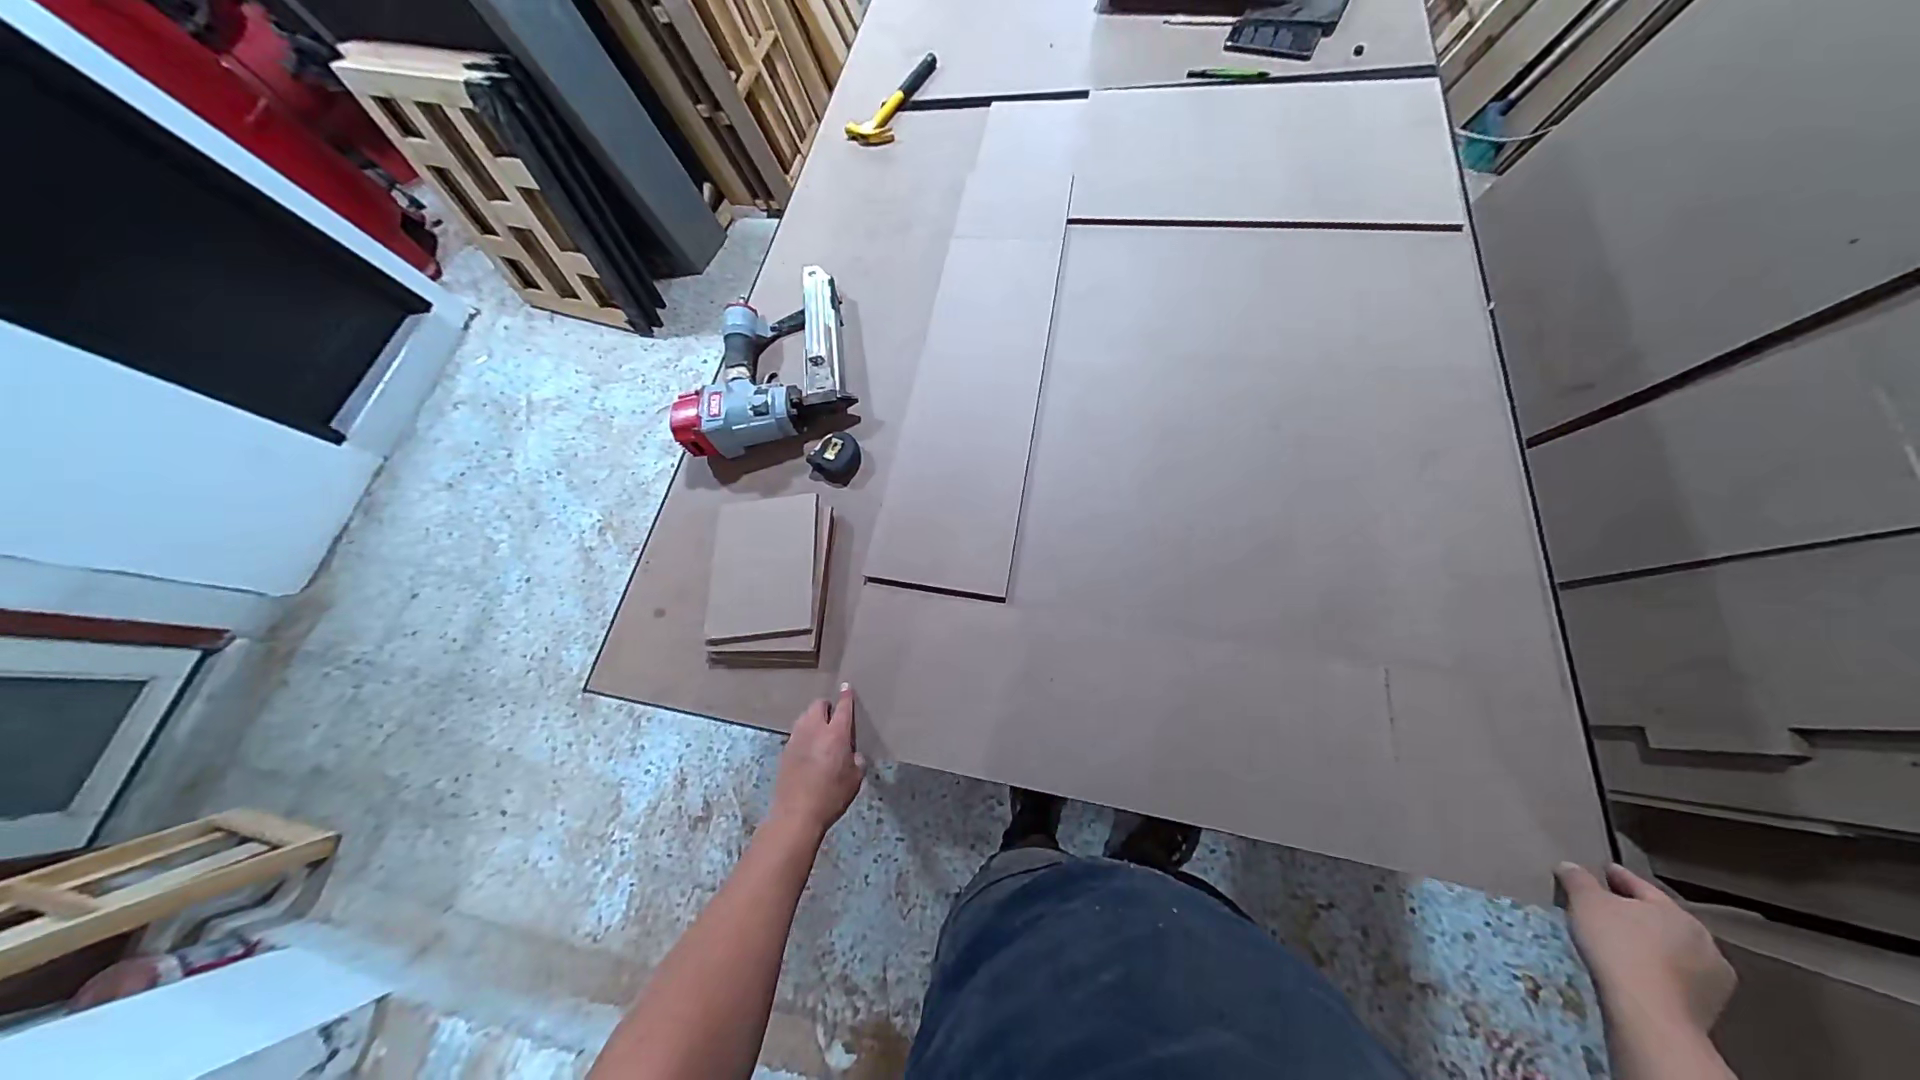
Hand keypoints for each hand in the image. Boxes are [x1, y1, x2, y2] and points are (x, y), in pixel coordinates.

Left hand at [770, 685, 864, 836]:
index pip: (843, 707)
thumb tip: (853, 755)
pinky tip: (809, 749)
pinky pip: (797, 733)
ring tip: (821, 732)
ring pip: (805, 717)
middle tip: (833, 718)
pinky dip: (805, 734)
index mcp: (836, 734)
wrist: (796, 814)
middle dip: (826, 707)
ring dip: (814, 719)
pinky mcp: (785, 750)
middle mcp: (814, 730)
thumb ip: (857, 761)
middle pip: (818, 705)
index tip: (846, 687)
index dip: (846, 696)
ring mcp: (796, 739)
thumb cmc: (831, 796)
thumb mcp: (855, 779)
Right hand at [1556, 862, 1736, 1034]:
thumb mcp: (1585, 901)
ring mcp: (1712, 979)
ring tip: (1626, 946)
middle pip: (1662, 920)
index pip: (1641, 886)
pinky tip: (1642, 974)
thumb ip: (1578, 879)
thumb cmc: (1618, 946)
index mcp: (1676, 912)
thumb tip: (1570, 866)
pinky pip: (1678, 978)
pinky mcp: (1709, 1008)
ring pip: (1675, 951)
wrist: (1650, 1013)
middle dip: (1640, 914)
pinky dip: (1661, 972)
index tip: (1605, 870)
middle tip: (1611, 911)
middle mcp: (1704, 941)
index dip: (1619, 876)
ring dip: (1654, 946)